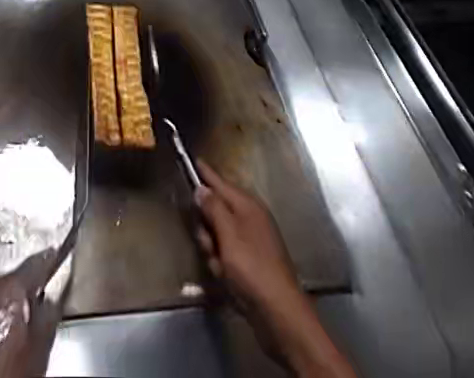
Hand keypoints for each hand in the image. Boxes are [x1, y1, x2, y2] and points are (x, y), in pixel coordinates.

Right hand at [193, 161, 307, 328]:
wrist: (279, 313)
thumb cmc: (253, 269)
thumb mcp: (228, 235)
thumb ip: (213, 209)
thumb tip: (201, 188)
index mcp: (248, 207)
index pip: (221, 182)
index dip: (205, 173)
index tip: (193, 159)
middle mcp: (250, 220)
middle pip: (216, 210)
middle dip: (206, 226)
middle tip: (209, 242)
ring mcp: (252, 242)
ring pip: (217, 235)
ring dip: (213, 250)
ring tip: (221, 266)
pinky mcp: (250, 263)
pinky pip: (225, 254)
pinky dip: (222, 265)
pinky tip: (226, 278)